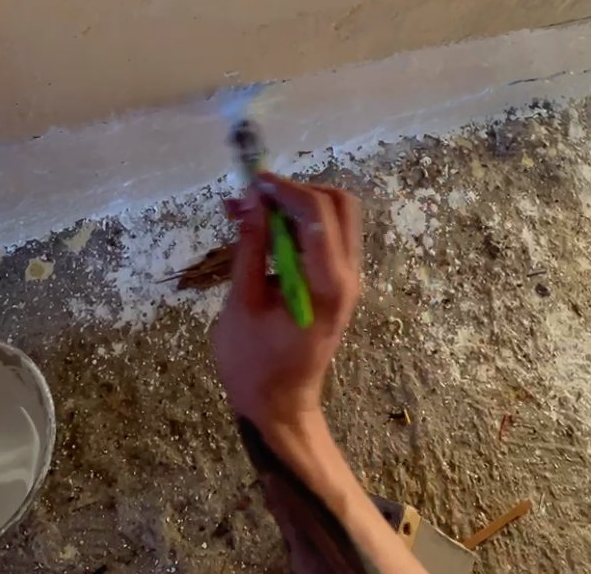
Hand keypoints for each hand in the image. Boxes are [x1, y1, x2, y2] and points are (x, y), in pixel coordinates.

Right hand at [213, 175, 362, 449]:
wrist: (279, 407)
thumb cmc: (254, 363)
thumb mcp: (242, 303)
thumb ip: (250, 247)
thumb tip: (250, 199)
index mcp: (328, 284)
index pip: (318, 214)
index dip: (285, 189)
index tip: (251, 182)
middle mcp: (348, 276)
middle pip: (339, 205)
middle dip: (298, 191)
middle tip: (256, 198)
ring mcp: (348, 279)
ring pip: (337, 216)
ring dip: (298, 205)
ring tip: (251, 212)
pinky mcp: (338, 282)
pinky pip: (328, 236)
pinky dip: (300, 223)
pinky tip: (263, 230)